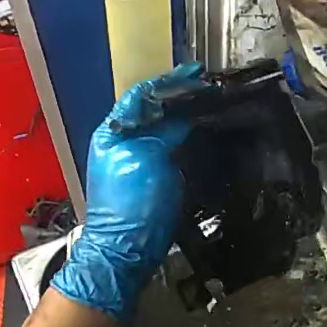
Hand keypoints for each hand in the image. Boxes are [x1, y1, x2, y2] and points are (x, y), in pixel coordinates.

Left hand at [50, 64, 205, 323]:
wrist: (125, 252)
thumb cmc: (131, 204)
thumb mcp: (148, 158)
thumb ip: (166, 131)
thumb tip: (187, 116)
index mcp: (114, 130)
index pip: (143, 94)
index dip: (170, 82)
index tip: (197, 74)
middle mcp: (124, 139)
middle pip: (155, 107)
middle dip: (181, 95)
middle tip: (209, 87)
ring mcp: (139, 157)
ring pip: (165, 125)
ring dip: (187, 113)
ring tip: (212, 103)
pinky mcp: (154, 174)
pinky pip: (172, 145)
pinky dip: (189, 134)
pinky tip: (206, 129)